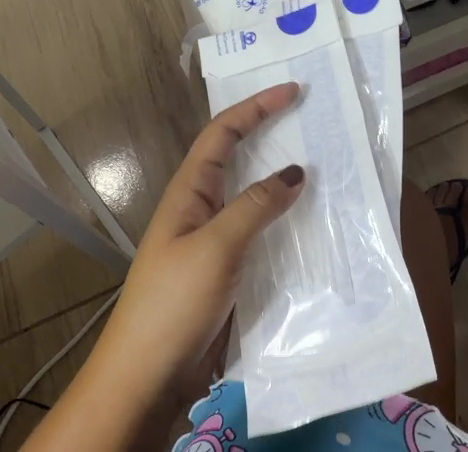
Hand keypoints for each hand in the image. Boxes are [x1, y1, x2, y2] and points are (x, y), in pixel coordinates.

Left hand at [97, 82, 306, 391]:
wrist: (146, 376)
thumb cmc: (173, 303)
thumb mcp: (216, 247)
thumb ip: (255, 206)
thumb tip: (295, 172)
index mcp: (189, 191)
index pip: (222, 133)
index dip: (255, 107)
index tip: (292, 91)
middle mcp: (200, 208)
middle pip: (235, 157)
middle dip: (268, 132)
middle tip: (310, 119)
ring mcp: (212, 240)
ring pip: (250, 195)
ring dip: (279, 177)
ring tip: (320, 164)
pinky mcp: (225, 271)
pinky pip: (258, 232)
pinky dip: (283, 218)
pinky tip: (308, 224)